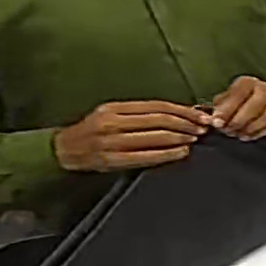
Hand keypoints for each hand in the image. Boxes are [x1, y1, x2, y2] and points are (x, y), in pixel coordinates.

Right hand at [54, 100, 210, 172]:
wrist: (62, 151)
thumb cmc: (97, 132)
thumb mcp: (115, 116)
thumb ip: (144, 114)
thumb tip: (186, 114)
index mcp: (113, 109)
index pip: (158, 106)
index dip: (186, 111)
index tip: (204, 117)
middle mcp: (109, 122)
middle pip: (161, 120)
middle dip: (188, 125)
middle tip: (204, 129)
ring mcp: (108, 141)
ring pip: (156, 137)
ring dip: (182, 138)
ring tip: (195, 139)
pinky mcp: (110, 159)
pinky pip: (147, 156)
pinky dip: (170, 153)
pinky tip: (183, 152)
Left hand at [210, 76, 265, 140]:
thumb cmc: (248, 103)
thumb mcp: (232, 101)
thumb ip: (222, 107)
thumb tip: (211, 119)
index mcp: (249, 82)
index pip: (237, 95)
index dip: (226, 110)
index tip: (217, 123)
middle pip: (253, 106)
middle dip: (239, 121)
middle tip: (228, 132)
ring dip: (251, 128)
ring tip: (240, 135)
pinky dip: (261, 132)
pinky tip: (251, 135)